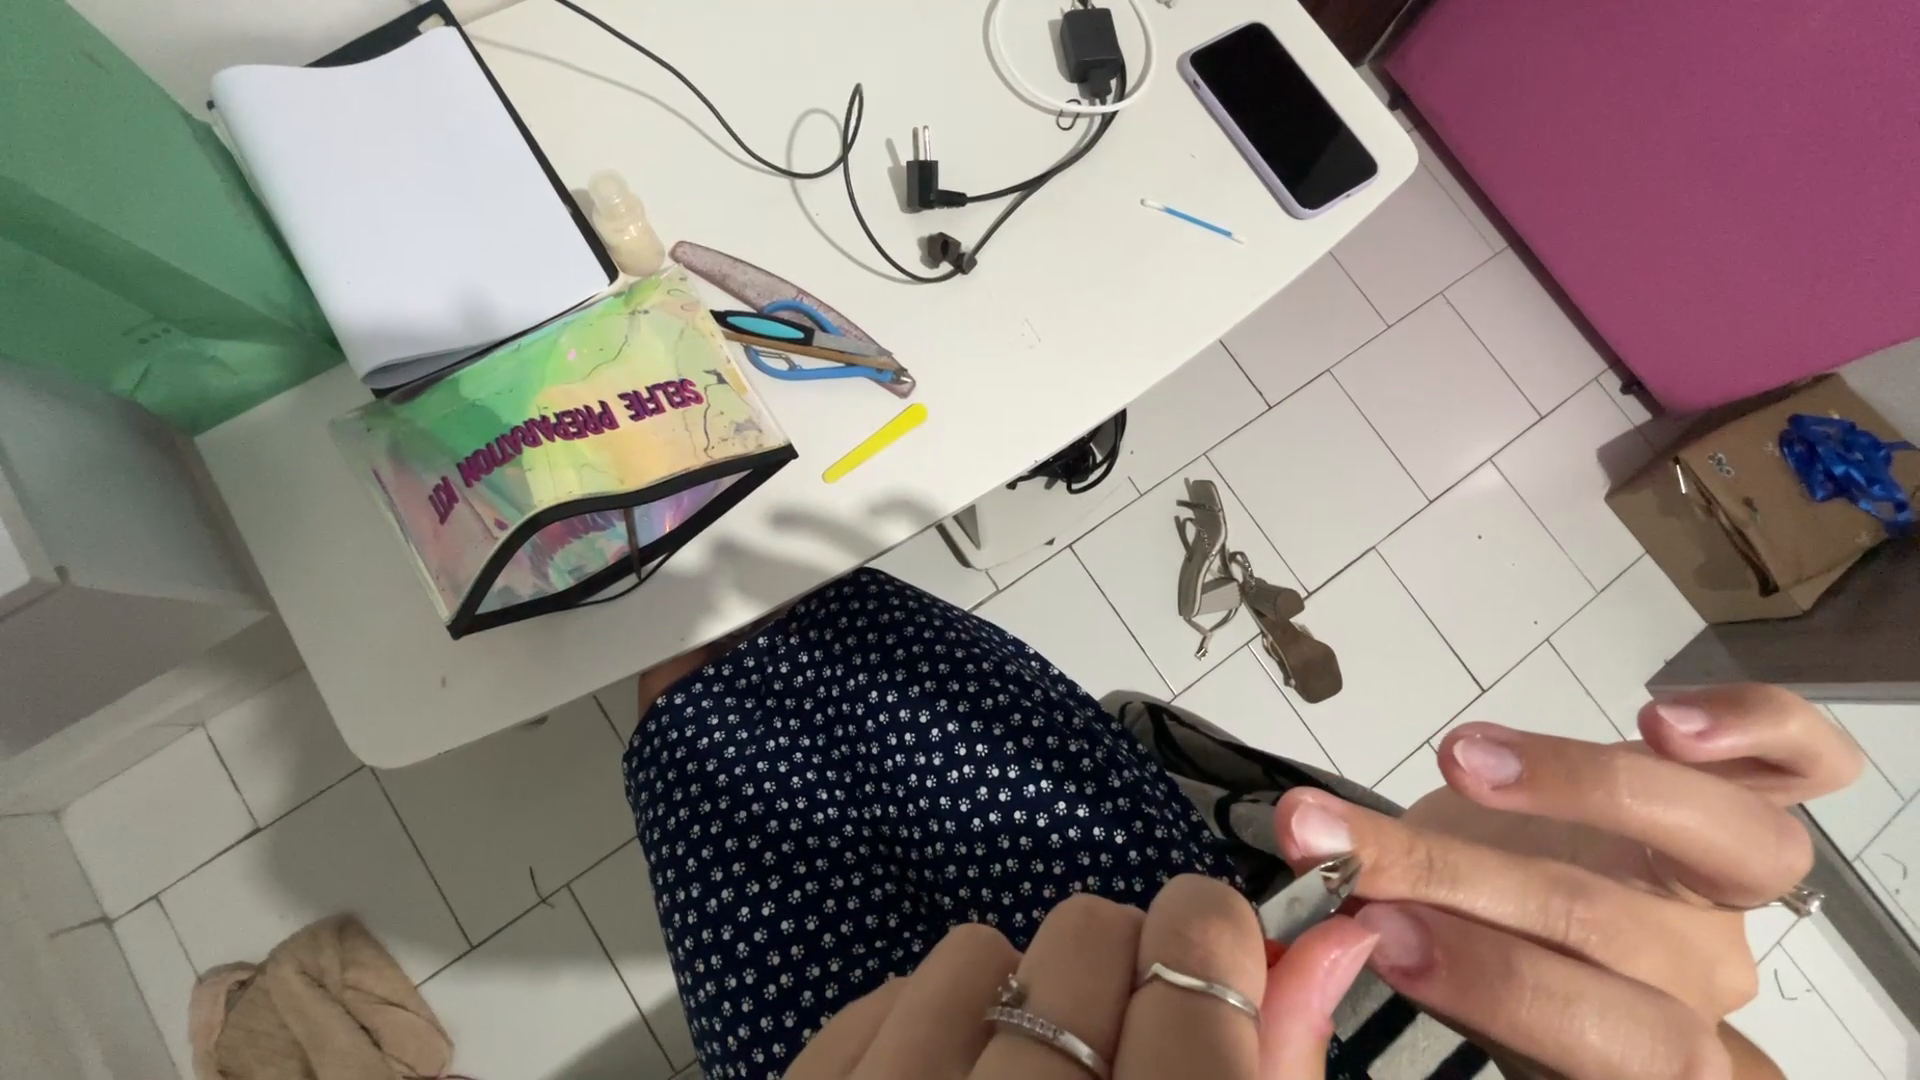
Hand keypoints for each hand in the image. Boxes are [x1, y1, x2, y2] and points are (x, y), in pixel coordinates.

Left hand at [783, 875, 1378, 1078]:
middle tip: (1128, 1035)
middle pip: (1084, 934)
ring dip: (1022, 996)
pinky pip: (885, 997)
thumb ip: (1278, 1074)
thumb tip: (1321, 946)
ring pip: (979, 950)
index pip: (1191, 964)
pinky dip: (934, 1029)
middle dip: (1124, 966)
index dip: (1215, 937)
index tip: (1219, 950)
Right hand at [1272, 684, 1862, 1078]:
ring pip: (1725, 847)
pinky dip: (1758, 730)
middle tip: (1334, 832)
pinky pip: (1803, 765)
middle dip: (1453, 876)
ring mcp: (1734, 886)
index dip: (1496, 983)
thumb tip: (1320, 863)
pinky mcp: (1742, 795)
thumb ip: (1388, 918)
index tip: (1374, 931)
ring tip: (1456, 757)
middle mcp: (1704, 974)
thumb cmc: (1460, 931)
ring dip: (1575, 788)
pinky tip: (1660, 714)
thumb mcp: (1420, 947)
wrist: (1505, 897)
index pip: (1613, 1043)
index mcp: (1641, 1051)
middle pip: (1611, 929)